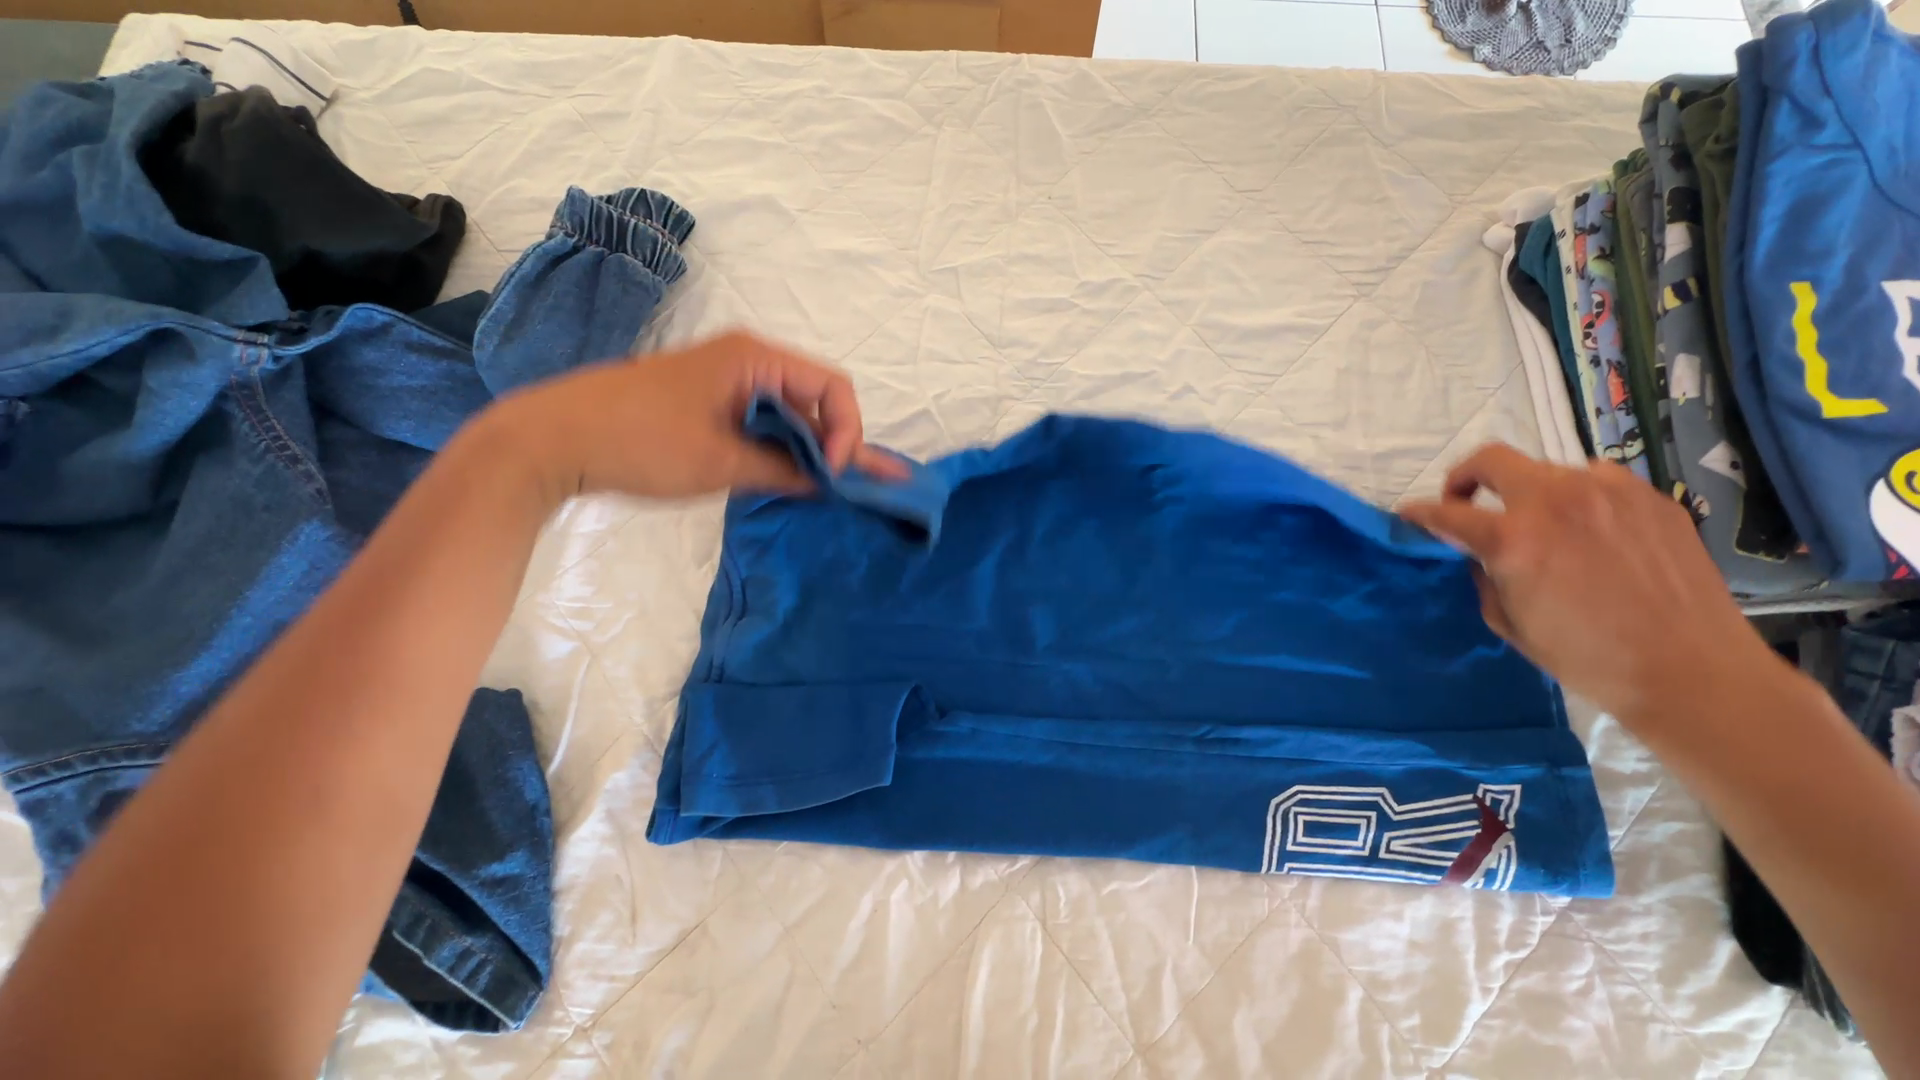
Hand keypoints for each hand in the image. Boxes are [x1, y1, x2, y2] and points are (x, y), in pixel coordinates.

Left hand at [488, 329, 907, 502]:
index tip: (831, 476)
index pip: (832, 387)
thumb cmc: (642, 442)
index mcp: (755, 358)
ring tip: (825, 488)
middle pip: (812, 398)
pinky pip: (758, 421)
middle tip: (849, 487)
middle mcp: (746, 360)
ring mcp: (723, 379)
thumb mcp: (721, 463)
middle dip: (833, 442)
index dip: (845, 431)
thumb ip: (782, 470)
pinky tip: (787, 478)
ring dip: (805, 449)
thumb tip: (824, 482)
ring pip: (785, 413)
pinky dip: (776, 448)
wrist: (553, 439)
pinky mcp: (704, 401)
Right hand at [1398, 443, 1785, 724]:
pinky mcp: (1650, 497)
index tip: (1410, 515)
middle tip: (1466, 503)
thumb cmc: (1587, 658)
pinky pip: (1598, 482)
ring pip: (1548, 470)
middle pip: (1491, 460)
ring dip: (1530, 491)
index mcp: (1513, 538)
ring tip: (1543, 526)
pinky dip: (1580, 499)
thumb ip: (1483, 575)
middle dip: (1465, 477)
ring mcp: (1609, 491)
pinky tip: (1592, 533)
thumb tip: (1476, 551)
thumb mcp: (1510, 623)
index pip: (1446, 512)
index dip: (1420, 513)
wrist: (1691, 670)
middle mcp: (1556, 500)